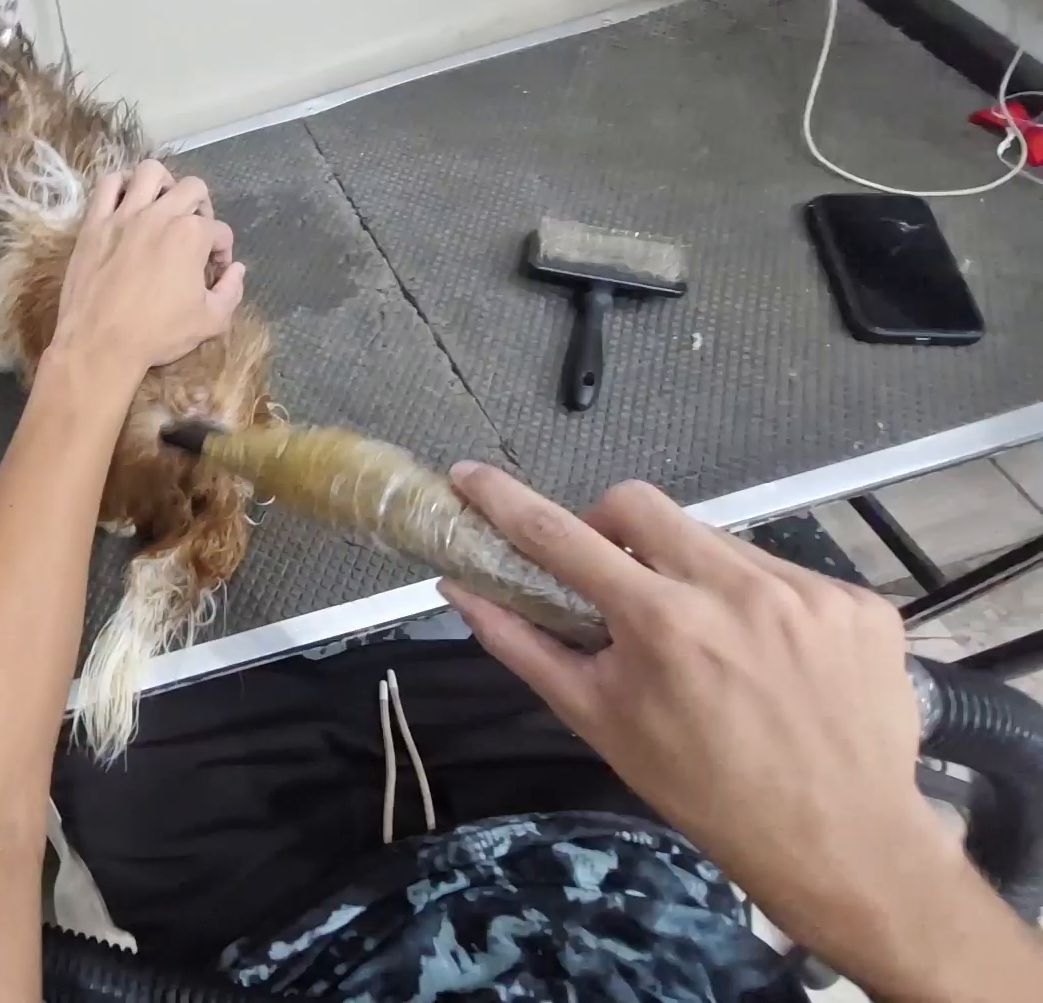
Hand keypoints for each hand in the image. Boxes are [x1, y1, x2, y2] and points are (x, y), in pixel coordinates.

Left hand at [47, 159, 244, 386]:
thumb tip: (236, 270)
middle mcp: (160, 214)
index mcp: (192, 235)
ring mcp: (124, 215)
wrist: (100, 344)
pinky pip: (108, 185)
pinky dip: (121, 185)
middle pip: (192, 189)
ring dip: (164, 184)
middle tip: (195, 234)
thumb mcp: (209, 322)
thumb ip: (231, 292)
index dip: (222, 252)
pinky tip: (127, 200)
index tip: (214, 271)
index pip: (220, 232)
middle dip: (202, 209)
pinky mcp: (94, 223)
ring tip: (163, 205)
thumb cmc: (157, 334)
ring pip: (151, 172)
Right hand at [437, 464, 961, 981]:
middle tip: (608, 580)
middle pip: (636, 502)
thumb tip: (456, 589)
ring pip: (705, 533)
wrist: (840, 842)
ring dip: (676, 564)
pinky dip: (740, 590)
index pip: (559, 536)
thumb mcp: (587, 711)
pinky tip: (753, 644)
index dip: (503, 498)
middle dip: (603, 526)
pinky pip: (770, 564)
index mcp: (661, 621)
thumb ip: (515, 640)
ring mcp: (809, 591)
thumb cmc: (691, 780)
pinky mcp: (859, 602)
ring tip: (692, 627)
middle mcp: (737, 590)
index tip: (468, 474)